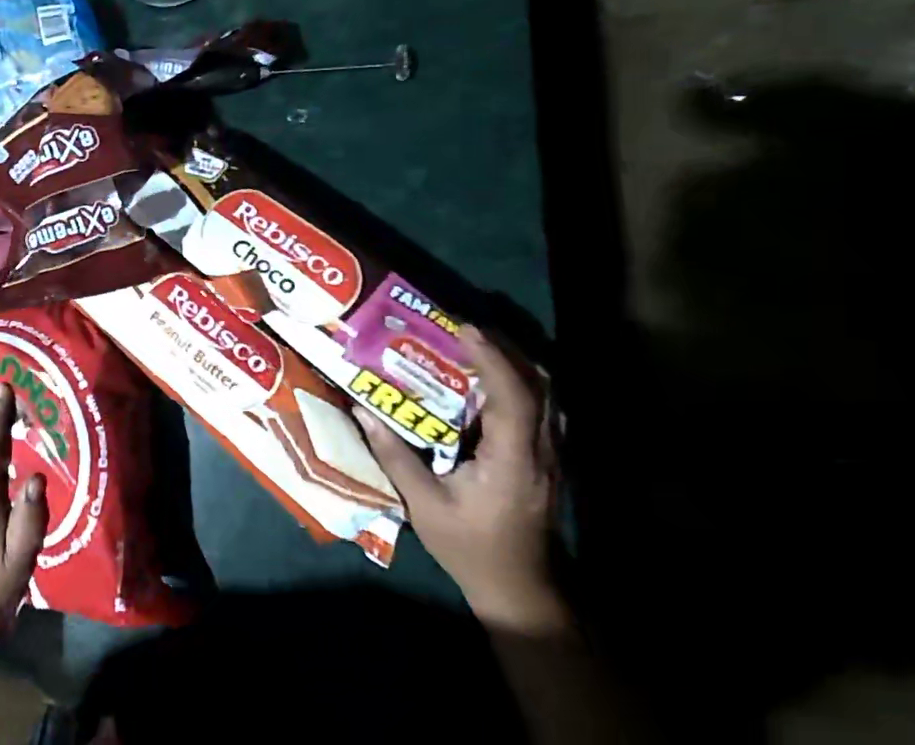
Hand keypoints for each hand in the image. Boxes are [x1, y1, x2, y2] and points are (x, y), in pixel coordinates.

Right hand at [354, 329, 564, 631]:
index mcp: (513, 460)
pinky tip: (493, 383)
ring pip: (547, 395)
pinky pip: (544, 408)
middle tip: (466, 331)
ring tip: (478, 347)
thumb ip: (395, 455)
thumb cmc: (468, 546)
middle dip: (505, 350)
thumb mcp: (424, 504)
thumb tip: (363, 411)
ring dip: (517, 364)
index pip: (512, 396)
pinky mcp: (549, 460)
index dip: (492, 358)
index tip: (464, 328)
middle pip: (539, 386)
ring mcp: (551, 455)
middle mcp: (541, 451)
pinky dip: (522, 384)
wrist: (517, 587)